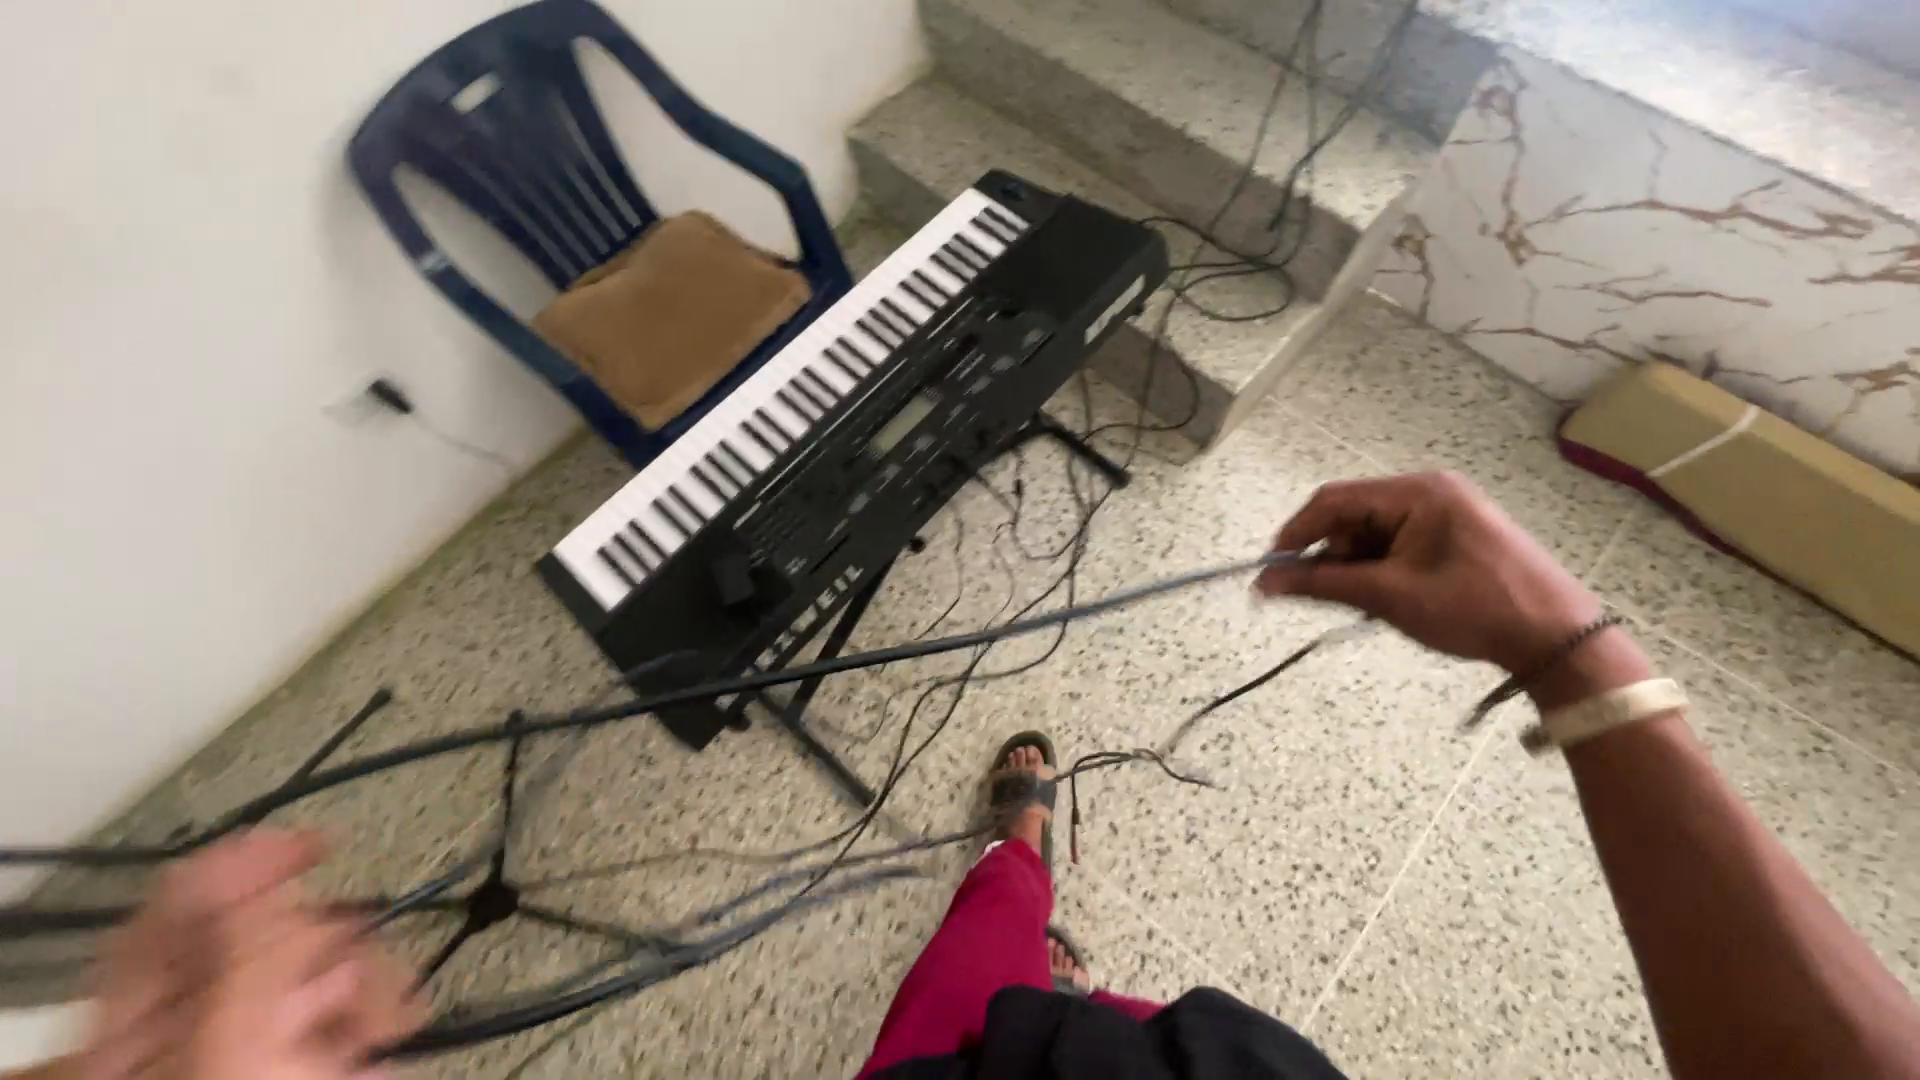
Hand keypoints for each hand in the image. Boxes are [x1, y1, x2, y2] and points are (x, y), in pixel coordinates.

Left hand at [73, 831, 423, 1079]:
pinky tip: (385, 1029)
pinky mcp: (298, 1055)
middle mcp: (181, 1033)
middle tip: (359, 972)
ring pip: (310, 961)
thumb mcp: (240, 1059)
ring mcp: (245, 1046)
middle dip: (328, 941)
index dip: (235, 864)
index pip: (169, 912)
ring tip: (383, 1018)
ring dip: (361, 974)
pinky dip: (373, 1000)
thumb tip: (245, 862)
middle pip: (259, 933)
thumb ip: (241, 959)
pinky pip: (340, 996)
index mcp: (133, 1036)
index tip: (316, 841)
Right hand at [1255, 472, 1602, 674]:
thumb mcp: (1389, 596)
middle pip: (1350, 516)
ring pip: (1370, 533)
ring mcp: (1443, 513)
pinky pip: (1394, 545)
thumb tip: (1263, 584)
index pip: (1333, 500)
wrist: (1559, 639)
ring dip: (1353, 566)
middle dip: (1329, 554)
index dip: (1296, 533)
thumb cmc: (1473, 609)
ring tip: (1363, 602)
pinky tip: (1384, 597)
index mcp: (1417, 492)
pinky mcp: (1451, 536)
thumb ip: (1321, 584)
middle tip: (1320, 594)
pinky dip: (1377, 570)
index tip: (1272, 570)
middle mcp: (1428, 492)